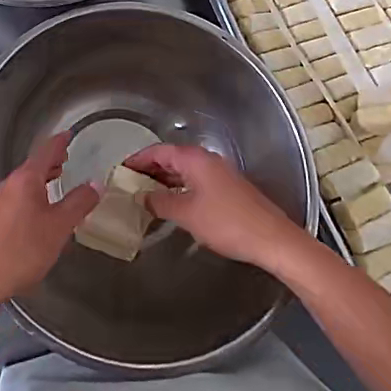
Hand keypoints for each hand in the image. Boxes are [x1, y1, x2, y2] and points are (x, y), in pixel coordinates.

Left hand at [0, 132, 99, 306]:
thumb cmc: (21, 250)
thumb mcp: (59, 226)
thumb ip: (79, 203)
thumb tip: (95, 185)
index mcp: (25, 179)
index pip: (45, 151)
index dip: (60, 142)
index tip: (69, 134)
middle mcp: (9, 185)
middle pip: (33, 165)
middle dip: (51, 160)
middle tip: (66, 156)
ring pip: (24, 181)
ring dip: (42, 177)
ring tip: (56, 178)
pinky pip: (17, 196)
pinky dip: (33, 192)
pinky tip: (40, 208)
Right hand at [125, 143, 306, 270]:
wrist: (271, 238)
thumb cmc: (227, 222)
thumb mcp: (186, 213)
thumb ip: (160, 202)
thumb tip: (143, 196)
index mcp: (194, 159)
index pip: (158, 151)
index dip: (137, 160)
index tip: (120, 171)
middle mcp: (206, 160)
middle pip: (170, 158)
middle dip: (148, 170)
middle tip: (128, 184)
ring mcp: (219, 173)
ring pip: (183, 170)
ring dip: (163, 180)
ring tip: (143, 195)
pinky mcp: (227, 188)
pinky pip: (194, 181)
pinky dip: (178, 188)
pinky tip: (170, 204)